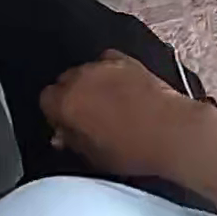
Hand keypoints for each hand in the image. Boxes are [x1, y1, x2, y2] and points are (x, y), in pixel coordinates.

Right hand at [40, 50, 216, 178]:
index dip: (55, 113)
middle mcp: (81, 77)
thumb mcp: (93, 156)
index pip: (46, 99)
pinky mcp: (126, 59)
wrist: (170, 130)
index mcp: (66, 101)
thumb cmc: (131, 150)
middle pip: (64, 80)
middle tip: (85, 115)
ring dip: (89, 83)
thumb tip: (62, 134)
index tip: (66, 125)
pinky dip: (108, 70)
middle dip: (70, 95)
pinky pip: (107, 60)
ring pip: (85, 70)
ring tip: (105, 101)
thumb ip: (72, 141)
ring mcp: (104, 65)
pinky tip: (119, 84)